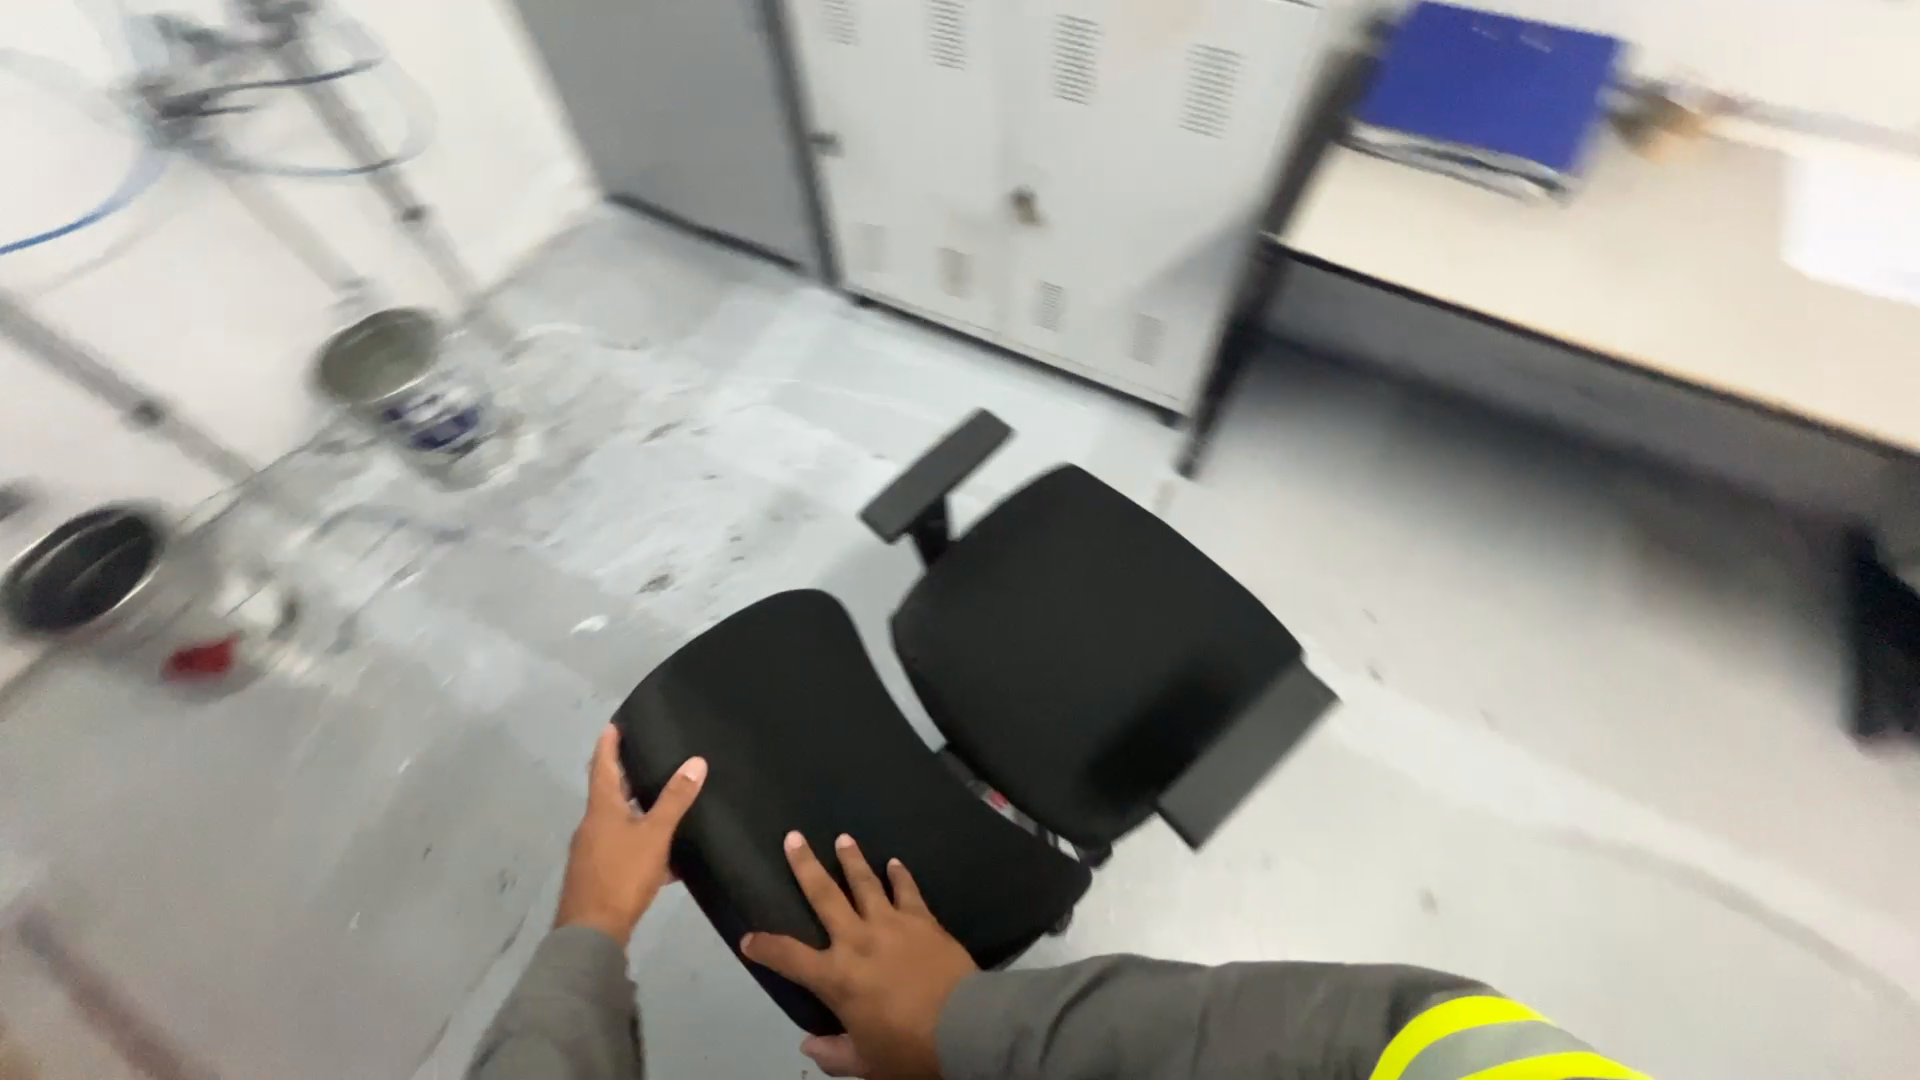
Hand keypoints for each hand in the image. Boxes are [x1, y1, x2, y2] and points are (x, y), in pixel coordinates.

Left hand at [553, 725, 706, 945]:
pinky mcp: (598, 874)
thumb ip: (675, 799)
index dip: (608, 744)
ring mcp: (592, 852)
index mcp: (602, 809)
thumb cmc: (621, 875)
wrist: (591, 934)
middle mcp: (592, 825)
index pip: (603, 766)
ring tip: (662, 798)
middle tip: (647, 754)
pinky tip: (666, 854)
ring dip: (636, 808)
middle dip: (626, 774)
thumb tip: (696, 761)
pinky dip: (640, 841)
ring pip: (617, 820)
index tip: (614, 724)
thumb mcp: (655, 834)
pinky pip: (622, 847)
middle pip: (609, 792)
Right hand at [741, 833, 977, 1079]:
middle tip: (794, 838)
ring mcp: (891, 924)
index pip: (789, 958)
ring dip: (852, 859)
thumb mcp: (864, 1063)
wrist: (962, 1026)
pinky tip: (895, 862)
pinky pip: (907, 891)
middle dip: (806, 866)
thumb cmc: (907, 1049)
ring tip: (842, 838)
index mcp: (837, 977)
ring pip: (865, 883)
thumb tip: (809, 1044)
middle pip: (825, 896)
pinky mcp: (921, 919)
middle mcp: (858, 940)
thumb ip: (834, 1053)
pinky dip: (900, 875)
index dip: (765, 947)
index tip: (748, 937)